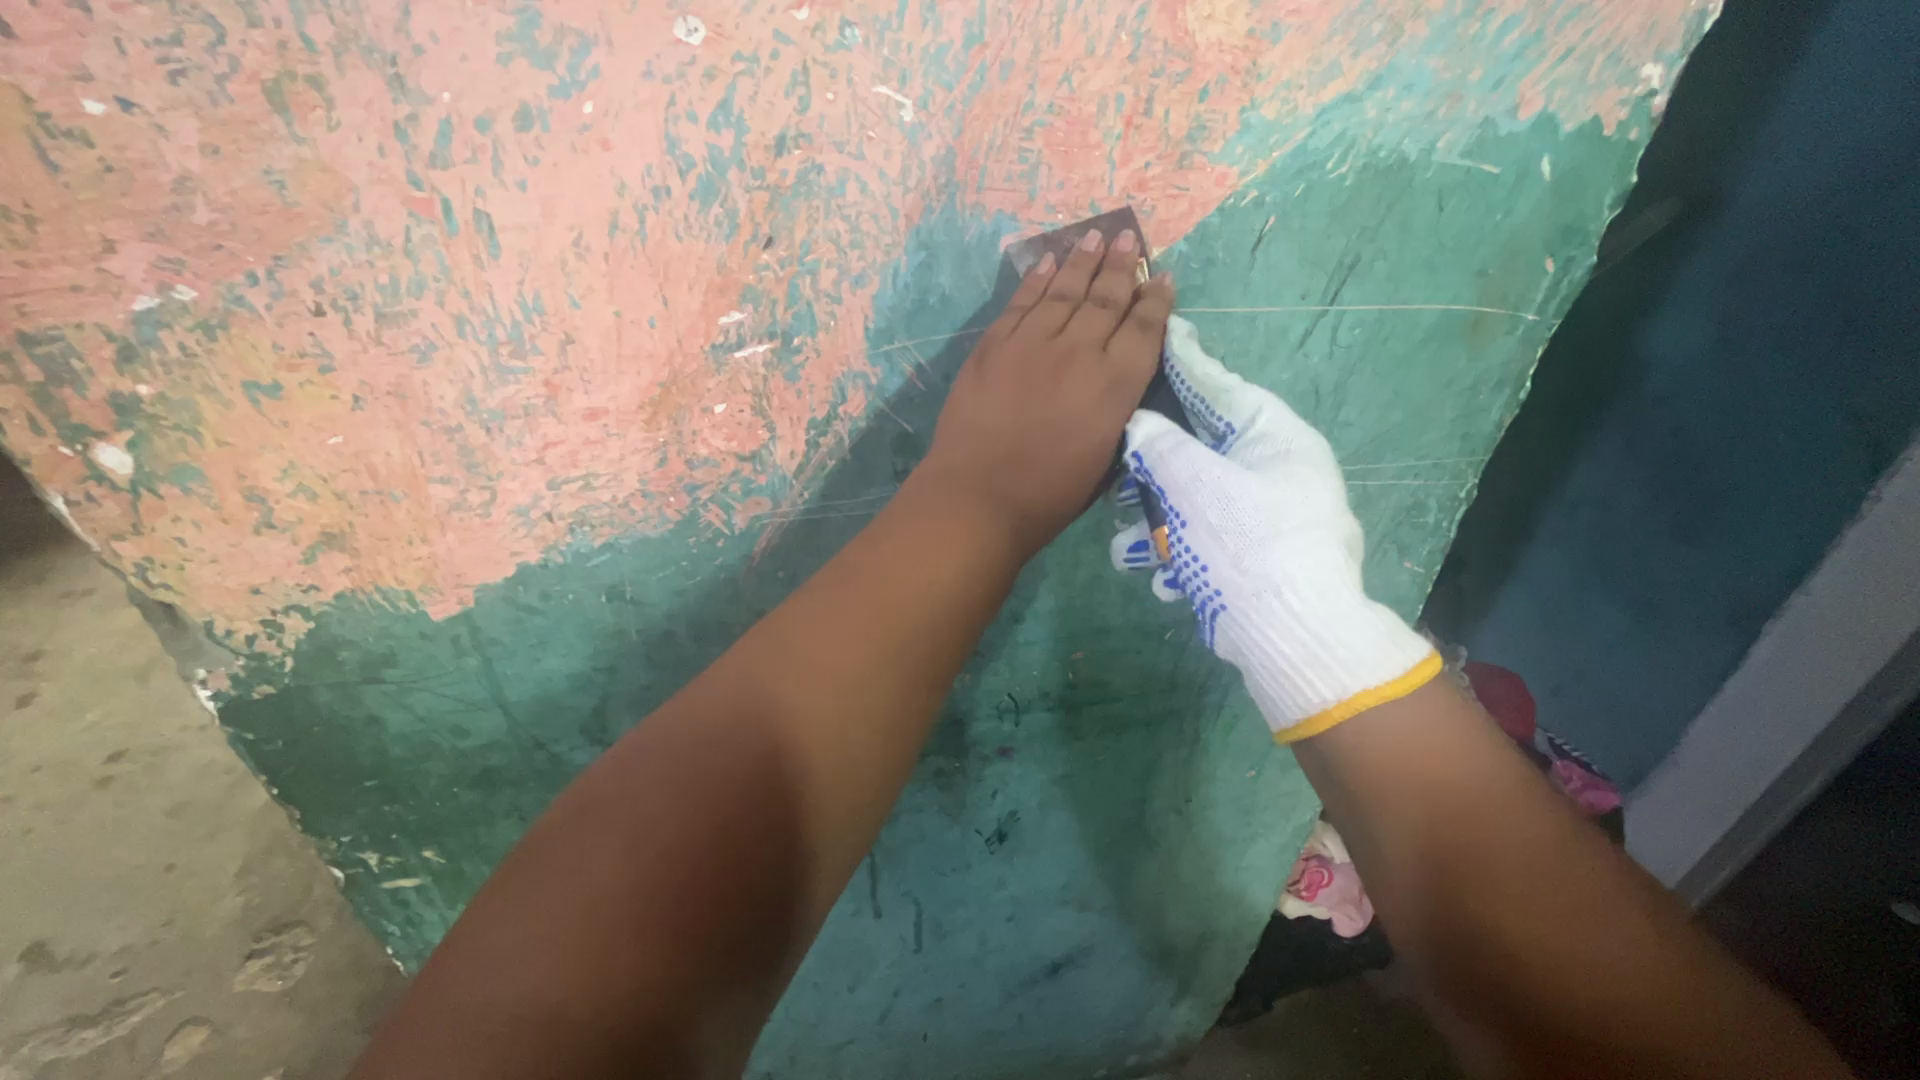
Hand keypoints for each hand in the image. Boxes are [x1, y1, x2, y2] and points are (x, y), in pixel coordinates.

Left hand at [915, 228, 1175, 556]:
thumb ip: (1117, 409)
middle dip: (1123, 266)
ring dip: (1083, 261)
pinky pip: (1022, 302)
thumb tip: (1120, 378)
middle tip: (1131, 238)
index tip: (1163, 278)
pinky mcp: (994, 345)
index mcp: (1114, 385)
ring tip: (1098, 236)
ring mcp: (1032, 343)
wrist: (978, 496)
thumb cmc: (1049, 495)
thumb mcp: (1106, 458)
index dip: (1156, 301)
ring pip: (1065, 290)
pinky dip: (1038, 279)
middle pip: (1107, 299)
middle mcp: (1079, 352)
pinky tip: (1050, 262)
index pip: (1144, 330)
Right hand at [1111, 316, 1438, 741]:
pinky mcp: (1260, 558)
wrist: (1294, 636)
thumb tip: (1139, 424)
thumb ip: (1159, 445)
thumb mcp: (1193, 485)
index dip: (1184, 364)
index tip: (1161, 333)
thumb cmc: (1247, 544)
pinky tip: (1162, 577)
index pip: (1220, 387)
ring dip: (1158, 523)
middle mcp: (1278, 470)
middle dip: (1154, 467)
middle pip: (1202, 449)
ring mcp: (1272, 518)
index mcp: (1276, 437)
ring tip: (1123, 547)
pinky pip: (1209, 540)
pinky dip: (1183, 554)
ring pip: (1198, 501)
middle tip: (1117, 465)